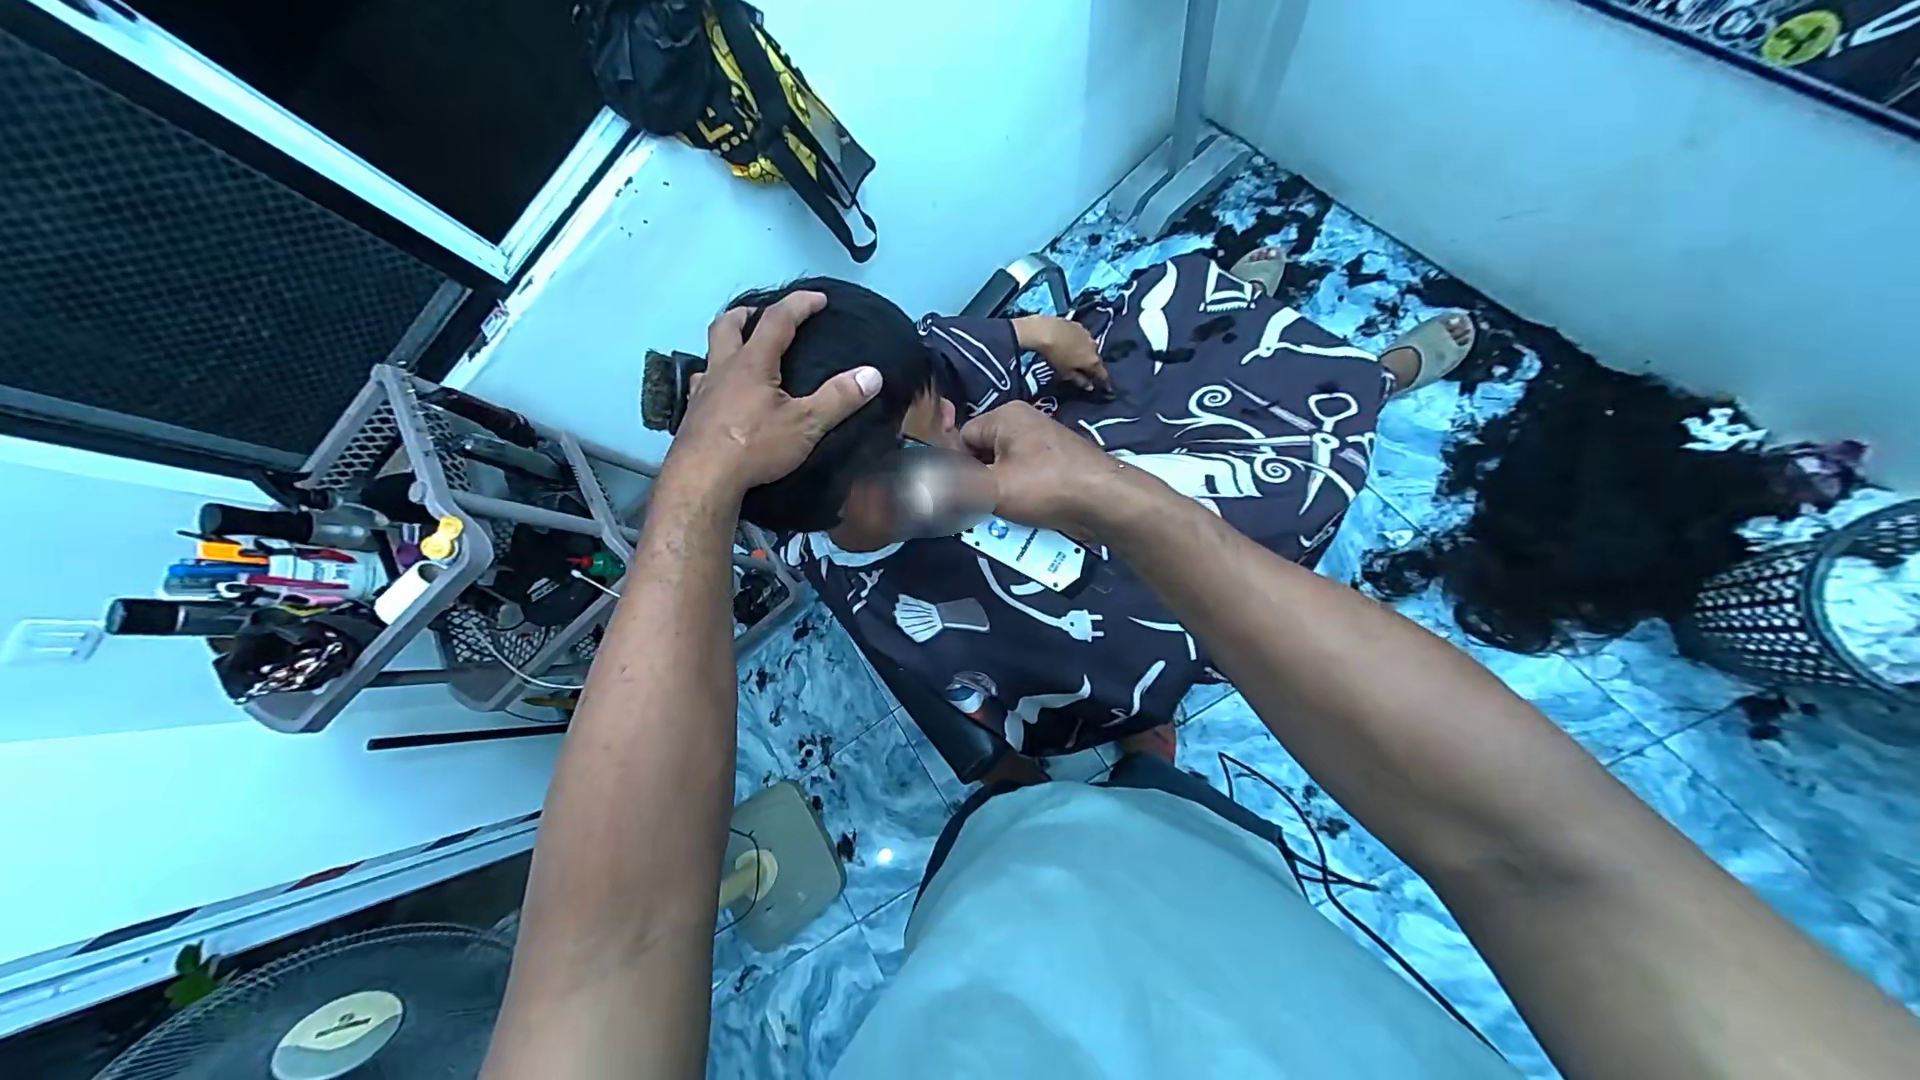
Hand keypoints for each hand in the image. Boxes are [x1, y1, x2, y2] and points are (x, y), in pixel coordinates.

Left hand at [670, 292, 882, 494]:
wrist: (703, 479)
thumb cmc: (755, 447)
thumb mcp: (806, 424)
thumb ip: (839, 398)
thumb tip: (872, 374)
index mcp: (752, 363)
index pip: (777, 320)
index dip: (800, 305)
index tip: (819, 298)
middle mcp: (723, 369)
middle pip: (729, 325)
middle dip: (749, 313)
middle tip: (765, 314)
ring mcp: (704, 391)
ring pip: (711, 353)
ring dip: (728, 343)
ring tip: (744, 352)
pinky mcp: (693, 415)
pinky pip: (704, 385)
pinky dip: (716, 379)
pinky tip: (723, 393)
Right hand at [959, 401, 1160, 540]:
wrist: (1106, 501)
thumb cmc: (1046, 486)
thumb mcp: (992, 489)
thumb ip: (954, 488)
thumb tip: (921, 487)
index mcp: (1005, 416)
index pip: (961, 438)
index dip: (956, 468)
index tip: (961, 494)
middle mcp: (1024, 423)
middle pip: (982, 455)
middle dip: (979, 484)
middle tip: (981, 508)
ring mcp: (1044, 443)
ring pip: (1004, 471)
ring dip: (999, 495)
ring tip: (1002, 516)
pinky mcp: (1058, 464)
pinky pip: (1026, 480)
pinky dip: (1021, 497)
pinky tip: (1024, 515)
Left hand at [1015, 315, 1111, 395]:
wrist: (1047, 331)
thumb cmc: (1057, 356)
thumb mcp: (1066, 373)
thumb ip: (1080, 380)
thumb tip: (1090, 387)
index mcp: (1093, 361)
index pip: (1102, 374)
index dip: (1103, 381)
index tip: (1103, 386)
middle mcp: (1094, 347)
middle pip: (1096, 360)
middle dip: (1092, 366)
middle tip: (1086, 370)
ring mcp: (1088, 334)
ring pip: (1090, 347)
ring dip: (1085, 353)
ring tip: (1076, 355)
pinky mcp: (1079, 325)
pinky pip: (1082, 337)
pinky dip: (1079, 342)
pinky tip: (1070, 343)